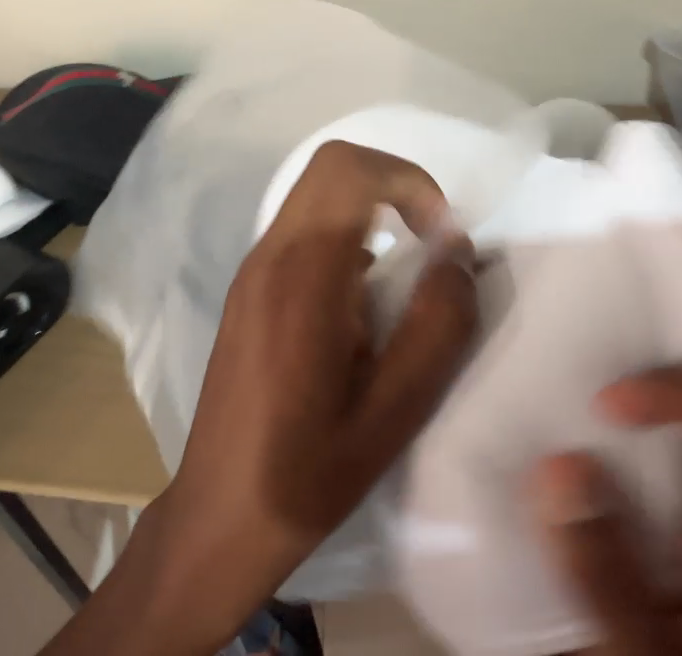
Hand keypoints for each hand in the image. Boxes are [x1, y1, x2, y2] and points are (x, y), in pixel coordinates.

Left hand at [41, 141, 478, 655]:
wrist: (222, 512)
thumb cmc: (311, 469)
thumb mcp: (396, 409)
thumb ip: (437, 324)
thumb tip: (459, 253)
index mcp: (302, 276)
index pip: (349, 168)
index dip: (410, 181)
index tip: (442, 239)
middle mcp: (268, 258)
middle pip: (331, 170)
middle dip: (394, 189)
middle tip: (431, 248)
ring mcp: (250, 274)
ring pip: (314, 201)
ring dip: (369, 219)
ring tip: (399, 291)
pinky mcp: (247, 294)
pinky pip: (300, 237)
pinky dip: (343, 244)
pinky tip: (360, 315)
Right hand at [531, 370, 681, 655]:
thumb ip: (607, 578)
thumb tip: (561, 466)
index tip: (606, 403)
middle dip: (657, 397)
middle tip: (576, 393)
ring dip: (627, 433)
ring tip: (556, 417)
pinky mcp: (668, 578)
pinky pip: (645, 501)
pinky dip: (603, 474)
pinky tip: (552, 481)